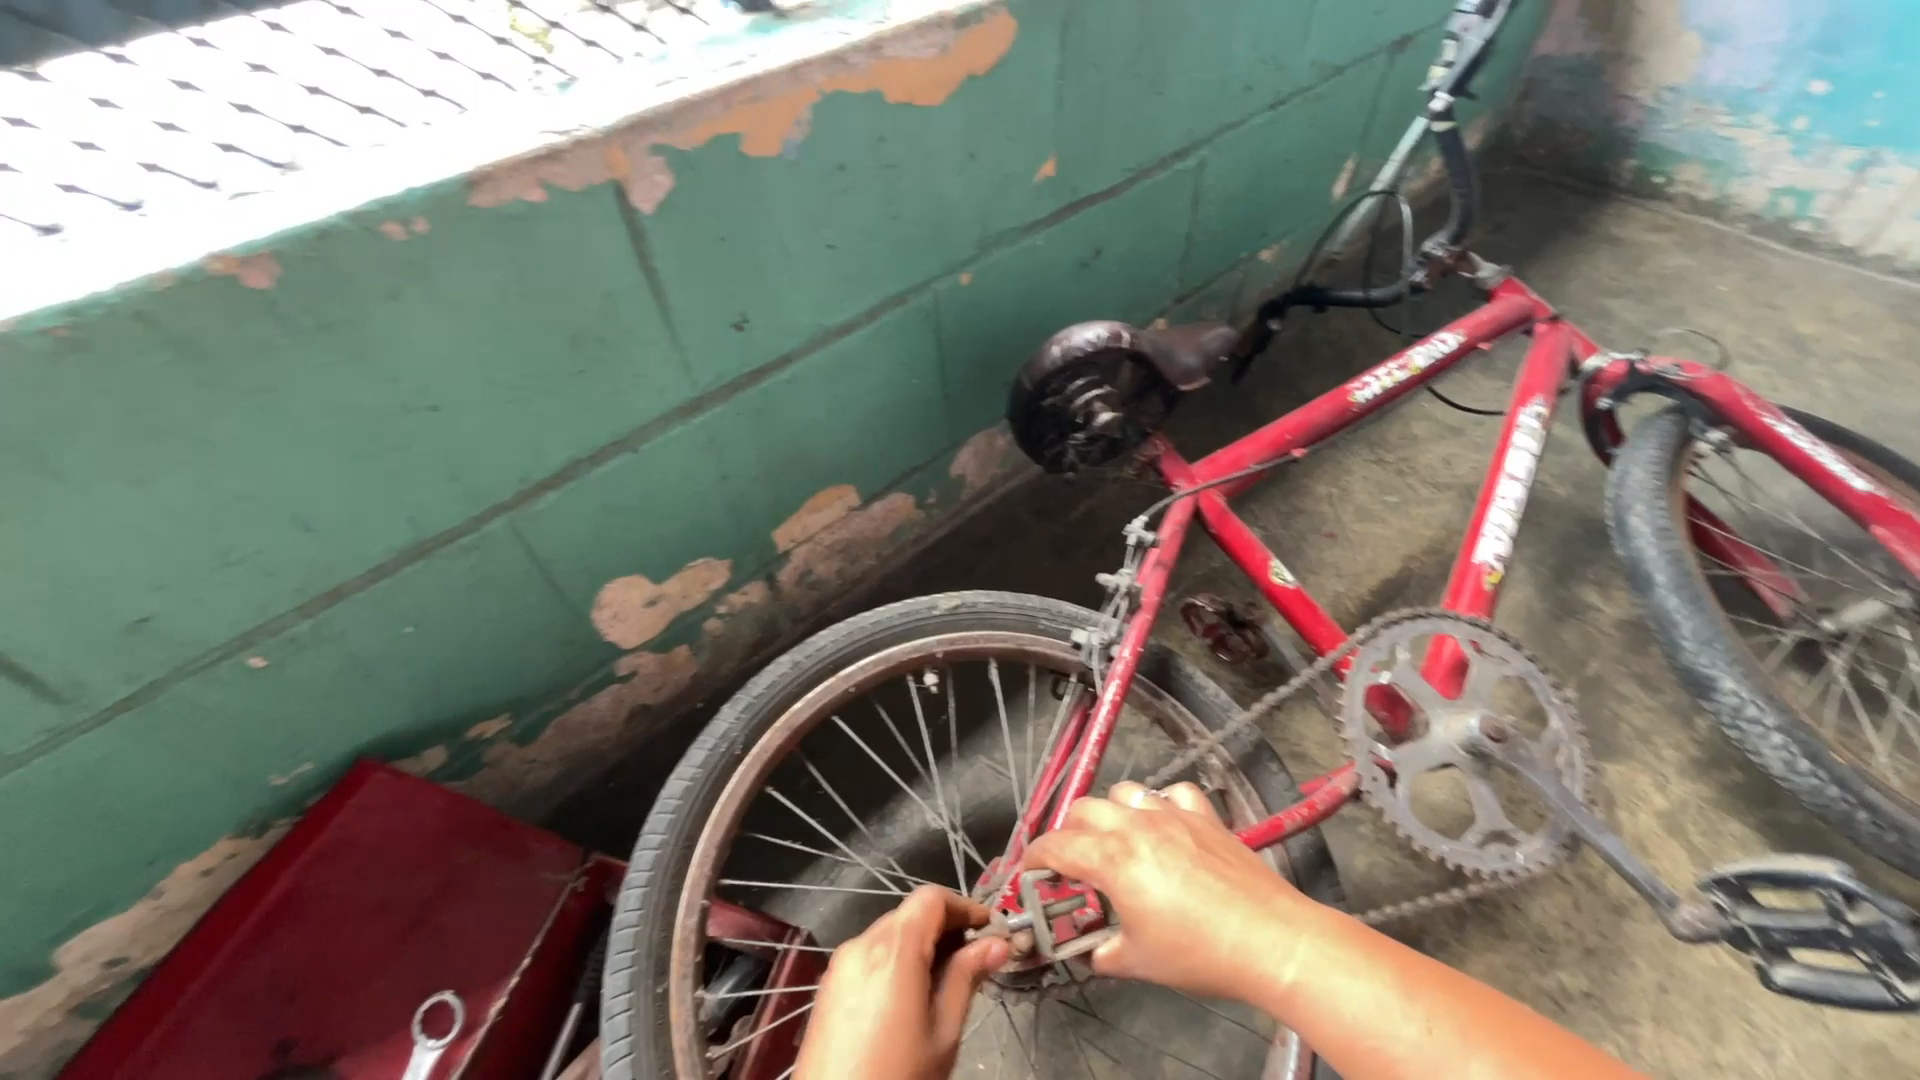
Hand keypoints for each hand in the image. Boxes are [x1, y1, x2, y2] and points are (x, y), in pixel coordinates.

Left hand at [793, 886, 1010, 1079]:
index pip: (932, 899)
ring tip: (946, 981)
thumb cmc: (898, 1076)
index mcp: (893, 948)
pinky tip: (911, 995)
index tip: (990, 928)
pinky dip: (896, 960)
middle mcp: (861, 943)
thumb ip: (966, 978)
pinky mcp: (828, 985)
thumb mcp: (943, 1032)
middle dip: (945, 927)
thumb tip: (997, 944)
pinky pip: (869, 955)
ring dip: (921, 943)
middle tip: (975, 958)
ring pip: (889, 933)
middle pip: (910, 913)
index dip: (964, 906)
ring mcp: (840, 964)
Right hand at [1019, 781, 1320, 1003]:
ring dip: (1110, 812)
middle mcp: (1136, 825)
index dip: (1034, 857)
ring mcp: (1172, 815)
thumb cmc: (1201, 953)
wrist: (1270, 941)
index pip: (1055, 845)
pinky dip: (1160, 804)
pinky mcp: (1204, 816)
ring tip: (1115, 840)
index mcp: (1112, 859)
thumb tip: (1092, 951)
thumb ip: (1103, 952)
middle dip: (1068, 833)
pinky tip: (1164, 825)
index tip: (1030, 870)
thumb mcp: (1138, 962)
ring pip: (1124, 792)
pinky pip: (1172, 794)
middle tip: (1072, 863)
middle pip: (1083, 810)